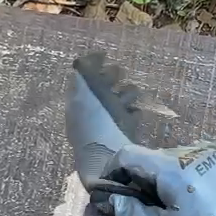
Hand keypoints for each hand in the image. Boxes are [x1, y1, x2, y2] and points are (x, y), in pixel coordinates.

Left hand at [65, 64, 131, 182]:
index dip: (92, 66)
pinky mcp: (120, 138)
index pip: (82, 79)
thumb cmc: (98, 124)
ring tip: (134, 91)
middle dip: (110, 78)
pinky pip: (127, 120)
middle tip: (120, 71)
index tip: (104, 55)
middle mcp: (89, 115)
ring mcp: (105, 127)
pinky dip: (132, 112)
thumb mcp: (88, 94)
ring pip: (115, 103)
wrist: (110, 161)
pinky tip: (137, 111)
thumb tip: (80, 61)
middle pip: (100, 90)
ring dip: (125, 94)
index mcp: (78, 104)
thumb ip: (84, 76)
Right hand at [102, 142, 215, 215]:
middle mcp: (197, 151)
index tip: (111, 193)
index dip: (114, 172)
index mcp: (174, 168)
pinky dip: (196, 178)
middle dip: (144, 179)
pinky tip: (201, 203)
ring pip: (182, 160)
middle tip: (143, 208)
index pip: (130, 155)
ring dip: (172, 178)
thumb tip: (113, 199)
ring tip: (176, 208)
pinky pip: (206, 164)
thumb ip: (132, 212)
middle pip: (157, 158)